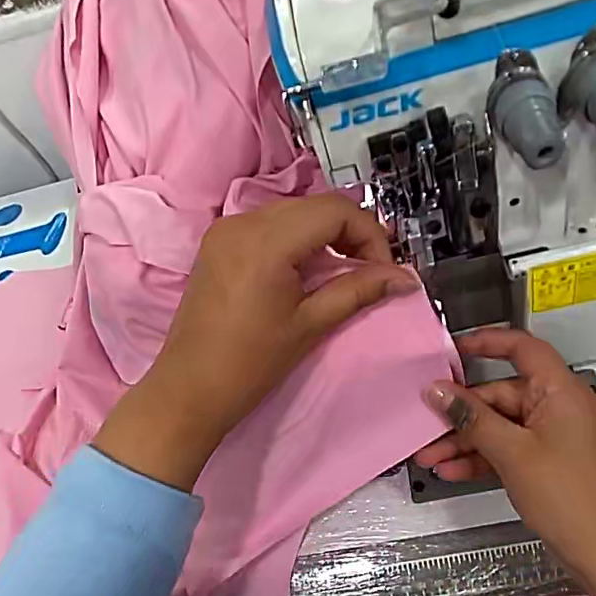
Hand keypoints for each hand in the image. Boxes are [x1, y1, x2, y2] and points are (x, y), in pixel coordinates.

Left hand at [94, 192, 418, 490]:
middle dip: (352, 232)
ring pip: (295, 212)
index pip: (335, 211)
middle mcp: (243, 222)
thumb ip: (359, 290)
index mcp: (266, 241)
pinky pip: (271, 224)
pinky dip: (299, 239)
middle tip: (372, 270)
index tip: (385, 270)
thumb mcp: (311, 324)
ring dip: (327, 234)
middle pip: (316, 206)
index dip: (370, 234)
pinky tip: (310, 269)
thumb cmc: (250, 364)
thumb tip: (405, 278)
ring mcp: (227, 229)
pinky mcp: (220, 242)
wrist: (190, 389)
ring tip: (345, 271)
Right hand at [421, 330, 595, 595]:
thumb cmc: (566, 495)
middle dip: (462, 415)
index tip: (451, 349)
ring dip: (466, 442)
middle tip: (425, 428)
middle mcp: (559, 406)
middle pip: (502, 396)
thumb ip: (471, 417)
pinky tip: (451, 471)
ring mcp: (555, 437)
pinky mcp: (550, 463)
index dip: (487, 342)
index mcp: (560, 390)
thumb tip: (436, 390)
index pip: (522, 348)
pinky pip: (510, 450)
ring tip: (428, 458)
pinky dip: (483, 459)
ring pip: (501, 427)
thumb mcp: (512, 453)